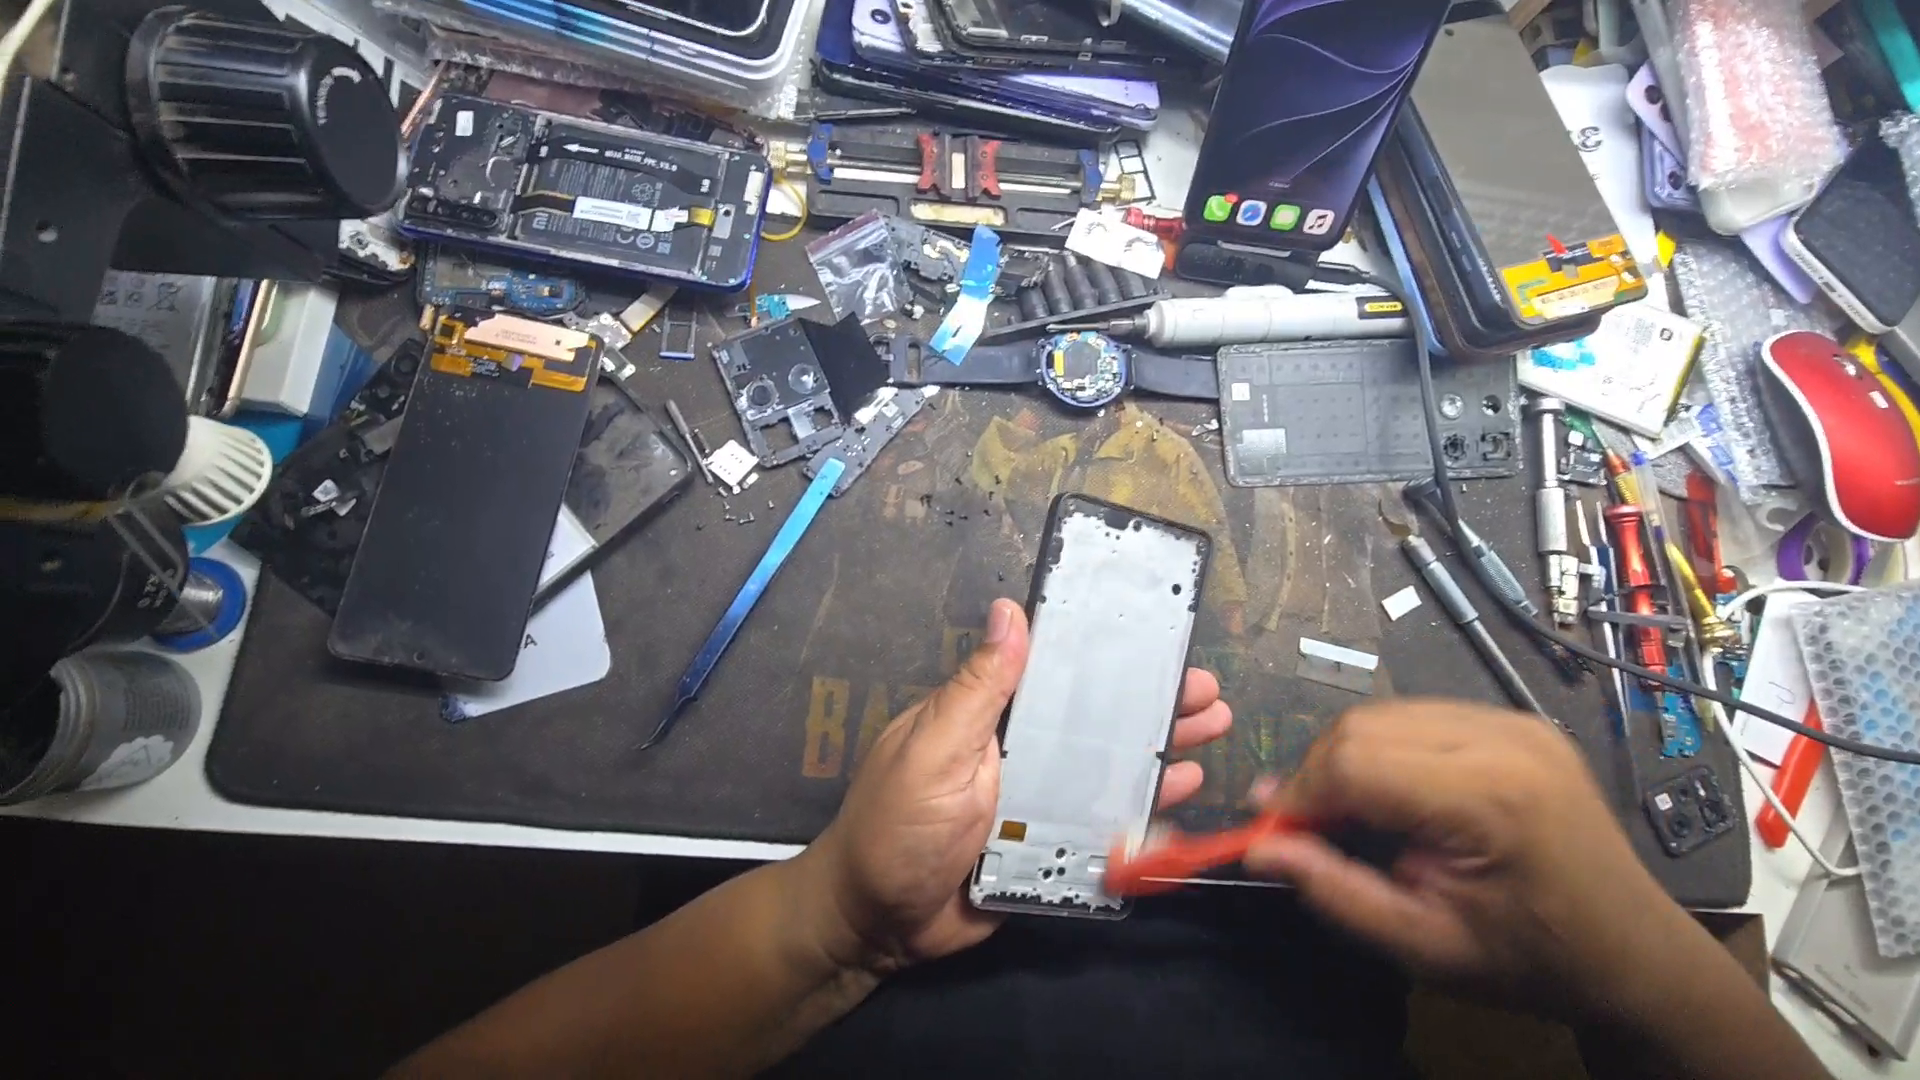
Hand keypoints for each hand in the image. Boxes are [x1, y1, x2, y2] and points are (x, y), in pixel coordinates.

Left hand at [797, 598, 1232, 975]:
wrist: (880, 925)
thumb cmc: (897, 827)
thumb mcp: (935, 749)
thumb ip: (978, 687)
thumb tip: (1008, 609)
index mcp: (988, 715)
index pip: (1055, 673)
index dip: (1105, 657)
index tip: (1156, 642)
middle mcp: (1018, 749)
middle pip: (1094, 718)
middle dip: (1148, 701)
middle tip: (1205, 690)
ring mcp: (1036, 798)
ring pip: (1107, 764)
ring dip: (1155, 744)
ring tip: (1211, 727)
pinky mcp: (1048, 845)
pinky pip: (1103, 819)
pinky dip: (1143, 805)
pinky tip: (1178, 788)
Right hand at [1244, 700, 1695, 1016]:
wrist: (1638, 955)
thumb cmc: (1532, 961)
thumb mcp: (1423, 945)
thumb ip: (1334, 890)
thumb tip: (1258, 847)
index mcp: (1490, 797)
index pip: (1354, 762)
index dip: (1299, 793)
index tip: (1273, 832)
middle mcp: (1502, 739)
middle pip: (1360, 727)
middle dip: (1316, 774)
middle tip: (1305, 826)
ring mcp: (1511, 721)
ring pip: (1379, 714)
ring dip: (1343, 758)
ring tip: (1346, 811)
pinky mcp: (1512, 719)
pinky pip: (1412, 715)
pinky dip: (1378, 747)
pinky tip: (1387, 790)